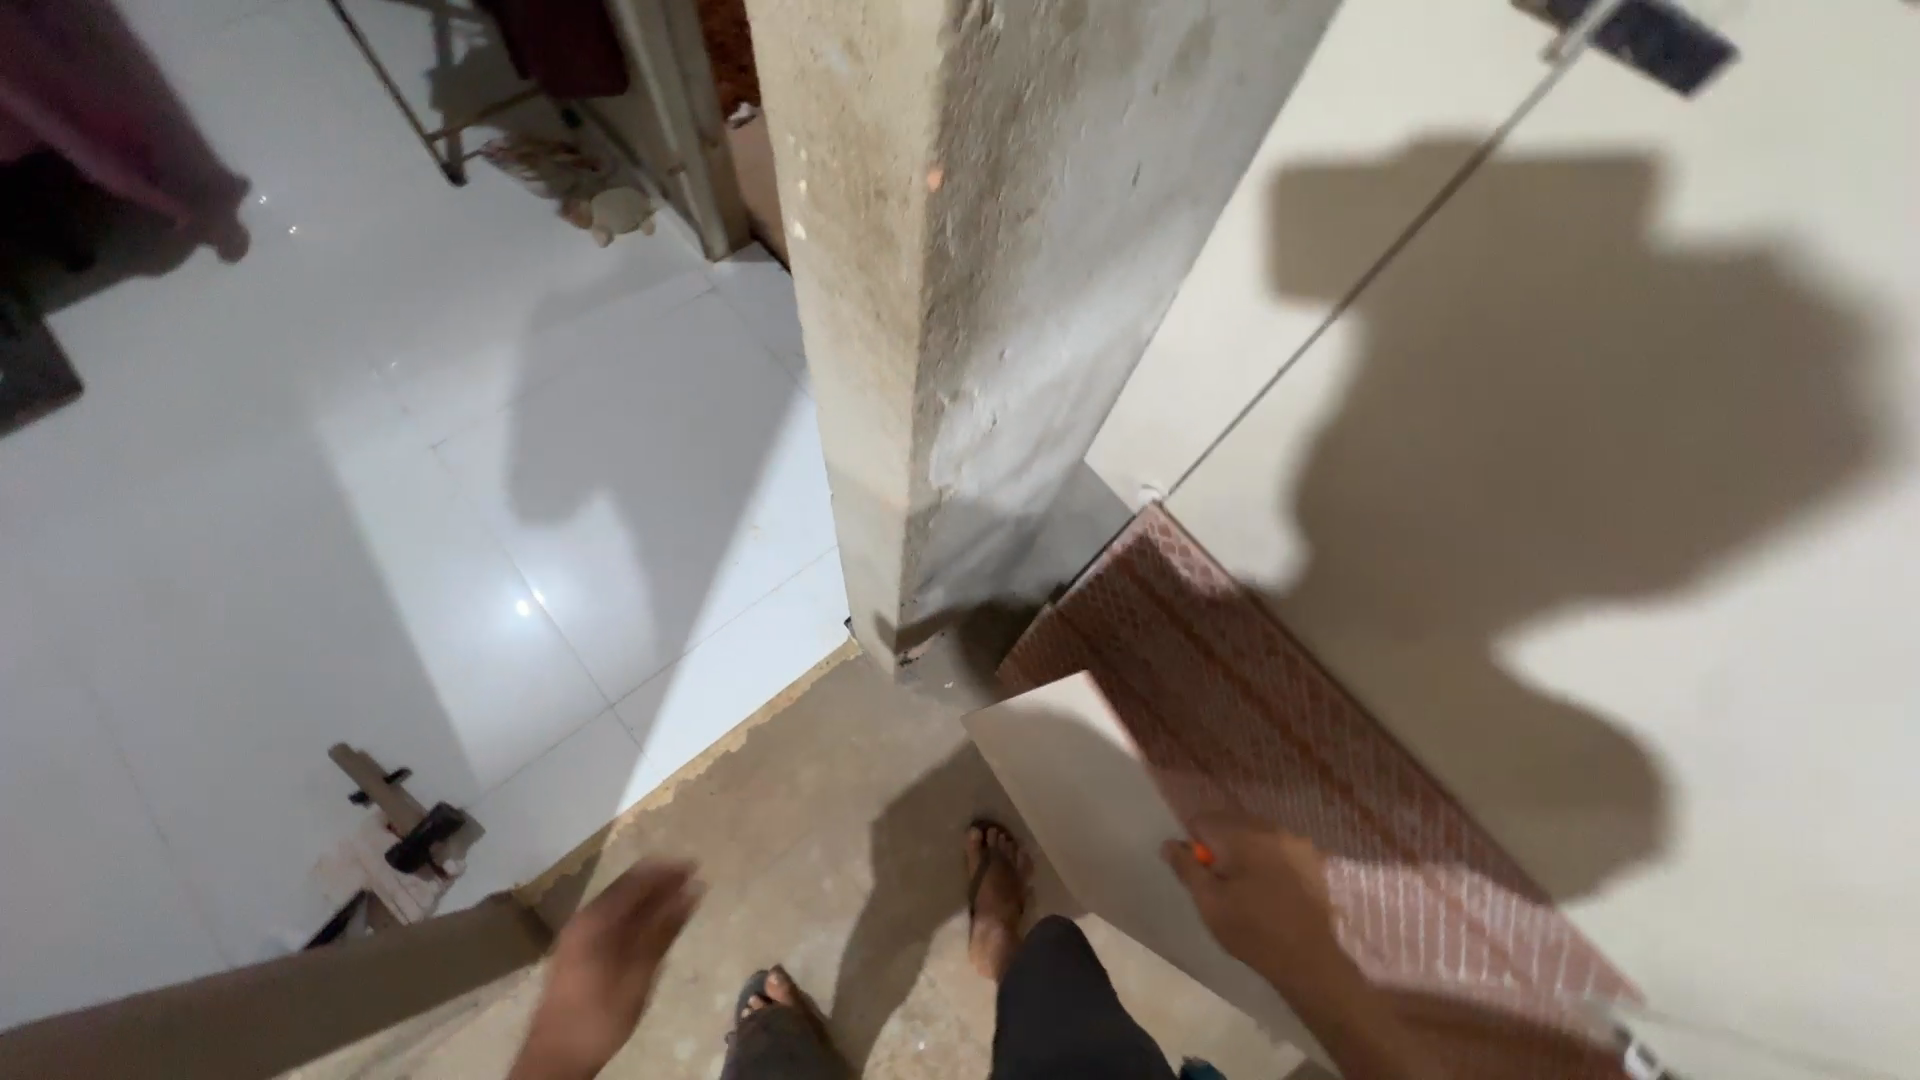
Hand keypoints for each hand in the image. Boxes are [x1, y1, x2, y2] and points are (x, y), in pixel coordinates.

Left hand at [510, 859, 704, 1079]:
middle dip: (660, 882)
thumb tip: (692, 892)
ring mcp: (577, 936)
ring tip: (678, 901)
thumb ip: (665, 929)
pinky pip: (612, 919)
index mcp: (597, 919)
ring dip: (648, 899)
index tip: (696, 867)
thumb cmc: (600, 1016)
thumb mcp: (639, 973)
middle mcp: (584, 919)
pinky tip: (652, 926)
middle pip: (627, 888)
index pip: (638, 879)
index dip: (668, 871)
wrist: (553, 1061)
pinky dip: (635, 916)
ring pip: (619, 904)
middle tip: (691, 882)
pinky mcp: (577, 952)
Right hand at [1162, 813, 1339, 983]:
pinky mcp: (1311, 857)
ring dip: (1244, 849)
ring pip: (1254, 832)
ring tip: (1248, 886)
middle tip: (1223, 882)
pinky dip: (1268, 857)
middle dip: (1220, 845)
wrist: (1309, 961)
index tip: (1202, 872)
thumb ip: (1186, 867)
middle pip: (1229, 822)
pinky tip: (1272, 887)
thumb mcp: (1209, 903)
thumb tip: (1168, 843)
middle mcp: (1269, 828)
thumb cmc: (1252, 931)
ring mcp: (1294, 841)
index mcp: (1241, 835)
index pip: (1202, 820)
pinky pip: (1277, 845)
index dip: (1194, 844)